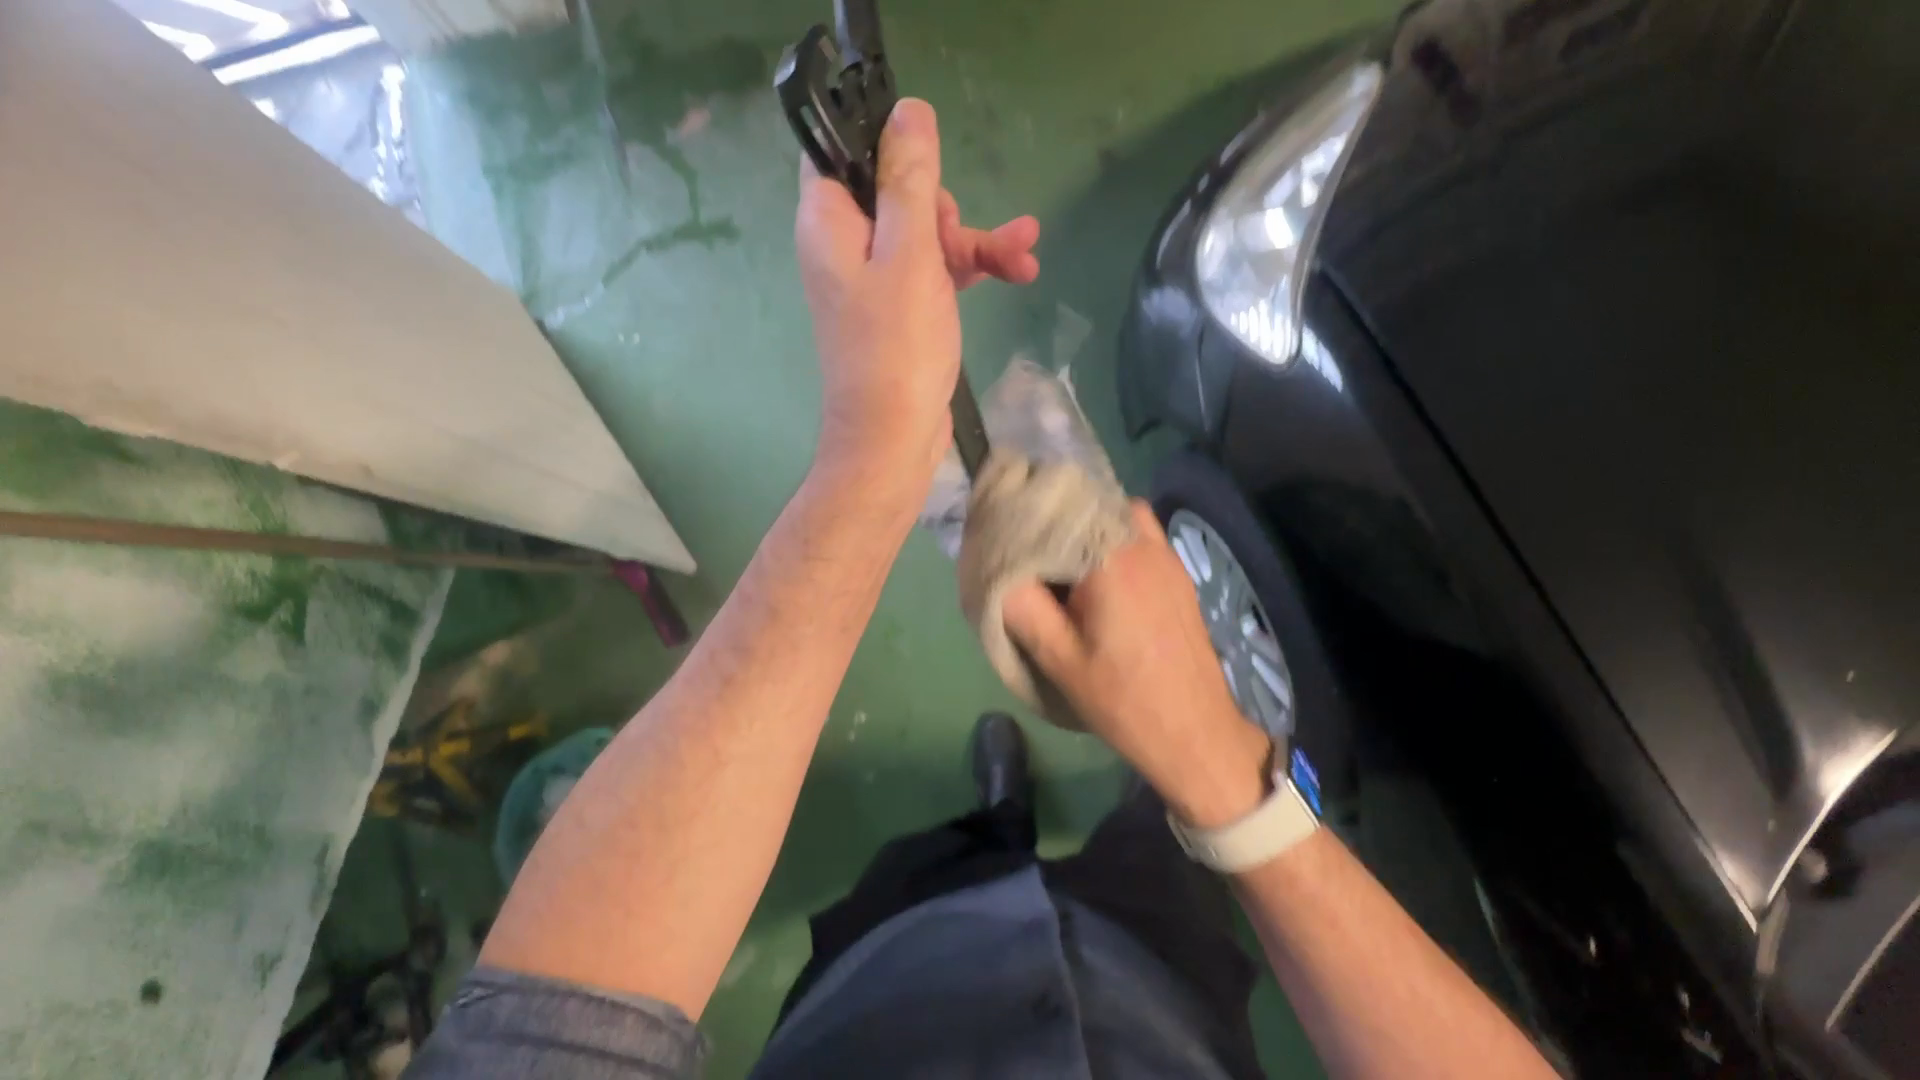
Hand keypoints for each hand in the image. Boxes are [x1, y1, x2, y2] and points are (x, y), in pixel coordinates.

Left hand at [794, 98, 1038, 487]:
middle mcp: (845, 244)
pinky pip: (937, 270)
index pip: (840, 151)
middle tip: (954, 236)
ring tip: (1025, 249)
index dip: (884, 143)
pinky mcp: (902, 308)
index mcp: (828, 222)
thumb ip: (909, 181)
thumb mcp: (909, 255)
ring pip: (926, 233)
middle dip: (941, 206)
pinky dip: (973, 267)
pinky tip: (1020, 269)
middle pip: (896, 192)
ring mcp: (875, 279)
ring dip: (974, 238)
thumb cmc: (895, 347)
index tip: (926, 159)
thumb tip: (909, 110)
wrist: (893, 440)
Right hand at [1002, 502, 1272, 827]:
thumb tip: (999, 566)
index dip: (1023, 515)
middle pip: (1089, 501)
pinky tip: (1098, 577)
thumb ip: (1022, 606)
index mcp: (1110, 558)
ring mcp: (1167, 557)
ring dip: (1088, 526)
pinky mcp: (1179, 575)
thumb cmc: (1123, 700)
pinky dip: (1114, 539)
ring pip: (1117, 514)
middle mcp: (1143, 544)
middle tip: (1027, 548)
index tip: (999, 532)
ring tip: (1062, 561)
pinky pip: (1140, 535)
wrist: (1195, 734)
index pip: (1056, 509)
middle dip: (1054, 516)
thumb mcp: (1058, 659)